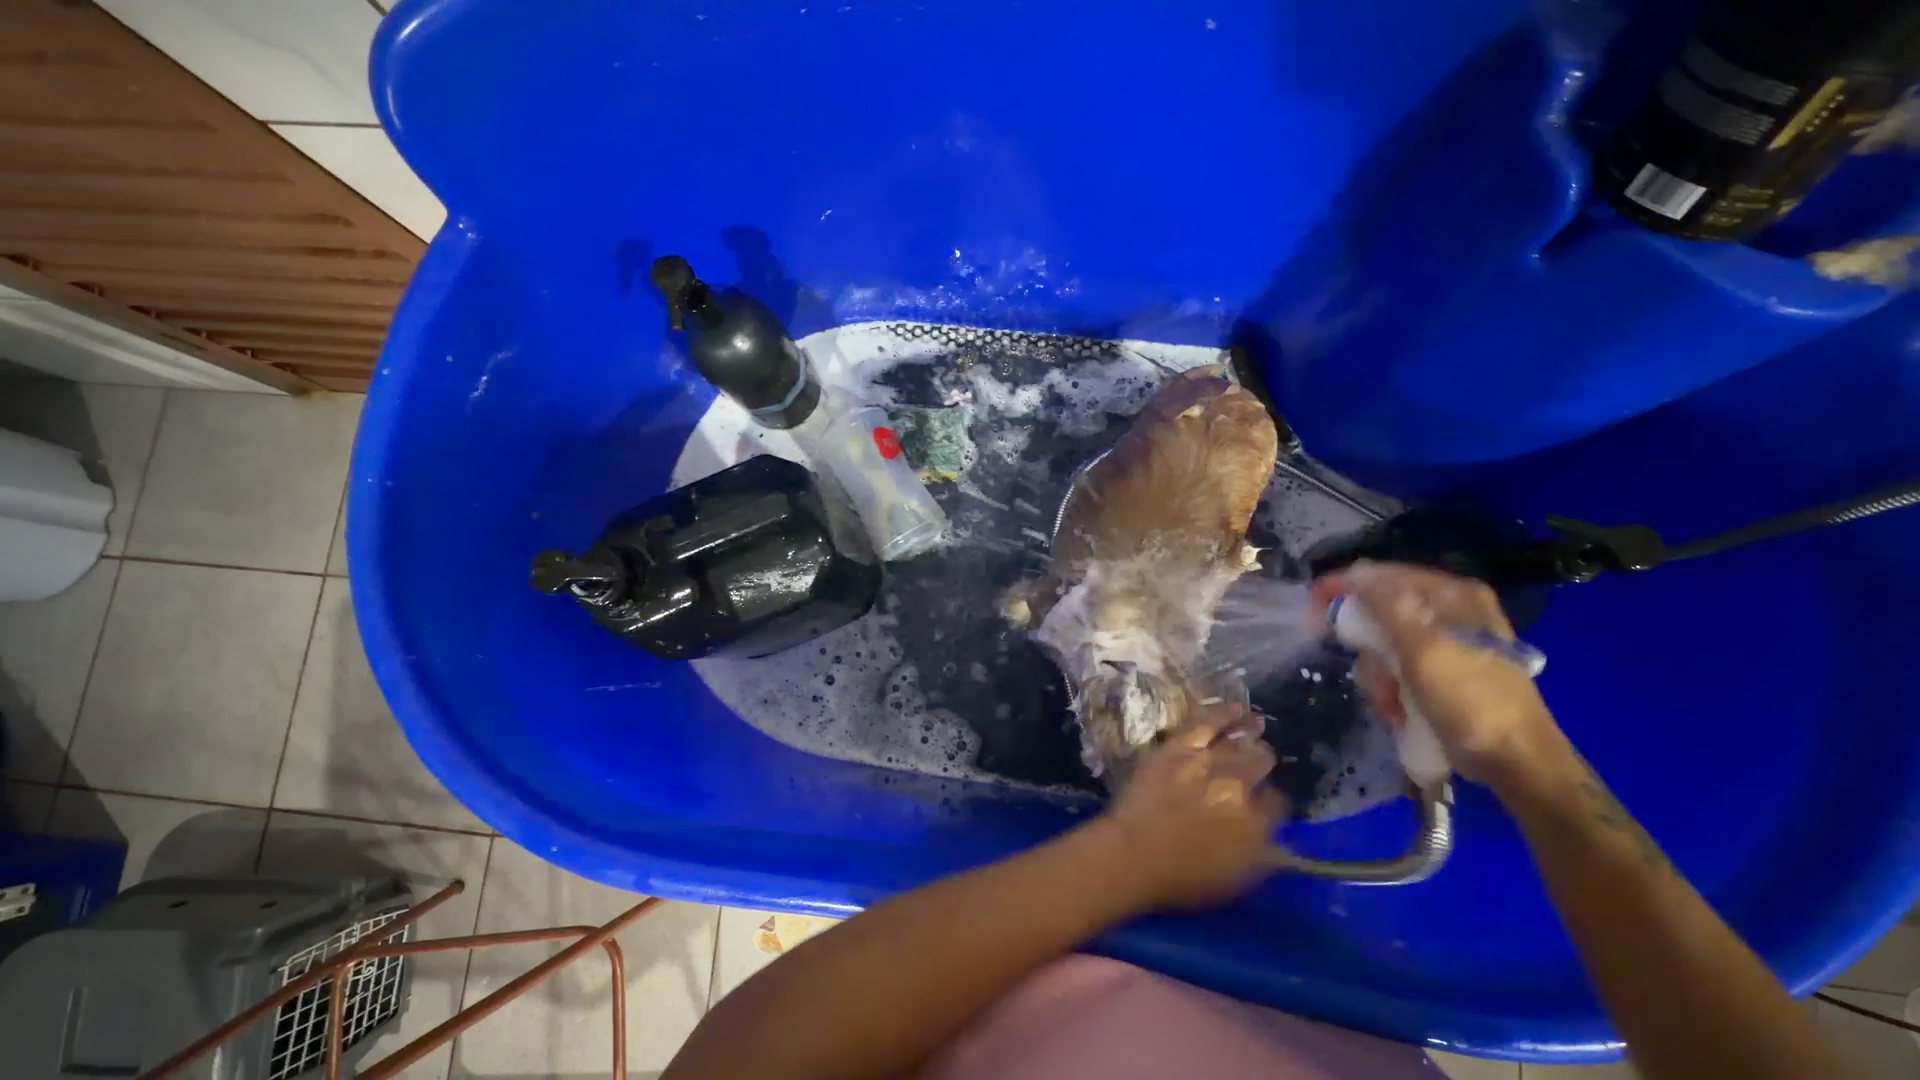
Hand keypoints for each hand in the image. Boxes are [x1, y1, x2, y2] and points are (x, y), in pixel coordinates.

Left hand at [1097, 703, 1287, 909]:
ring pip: (1239, 741)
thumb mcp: (1237, 880)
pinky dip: (1223, 713)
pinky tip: (1236, 709)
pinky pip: (1207, 722)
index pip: (1278, 802)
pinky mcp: (1178, 746)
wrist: (1134, 854)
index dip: (1274, 801)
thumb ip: (1264, 857)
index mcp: (1257, 821)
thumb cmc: (1184, 878)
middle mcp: (1239, 785)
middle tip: (1260, 763)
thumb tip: (1280, 842)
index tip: (1268, 802)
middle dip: (1263, 763)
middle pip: (1261, 763)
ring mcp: (1208, 761)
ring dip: (1251, 734)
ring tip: (1257, 725)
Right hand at [1311, 561, 1564, 787]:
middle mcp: (1452, 611)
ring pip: (1385, 646)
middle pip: (1382, 614)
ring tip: (1392, 704)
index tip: (1312, 609)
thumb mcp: (1423, 649)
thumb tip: (1354, 575)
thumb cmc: (1471, 700)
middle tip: (1373, 676)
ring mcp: (1448, 643)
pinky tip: (1400, 711)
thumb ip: (1386, 607)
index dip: (1345, 588)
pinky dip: (1392, 690)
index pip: (1385, 576)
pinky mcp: (1443, 673)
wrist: (1515, 760)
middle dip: (1370, 650)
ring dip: (1379, 677)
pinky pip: (1398, 669)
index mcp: (1454, 595)